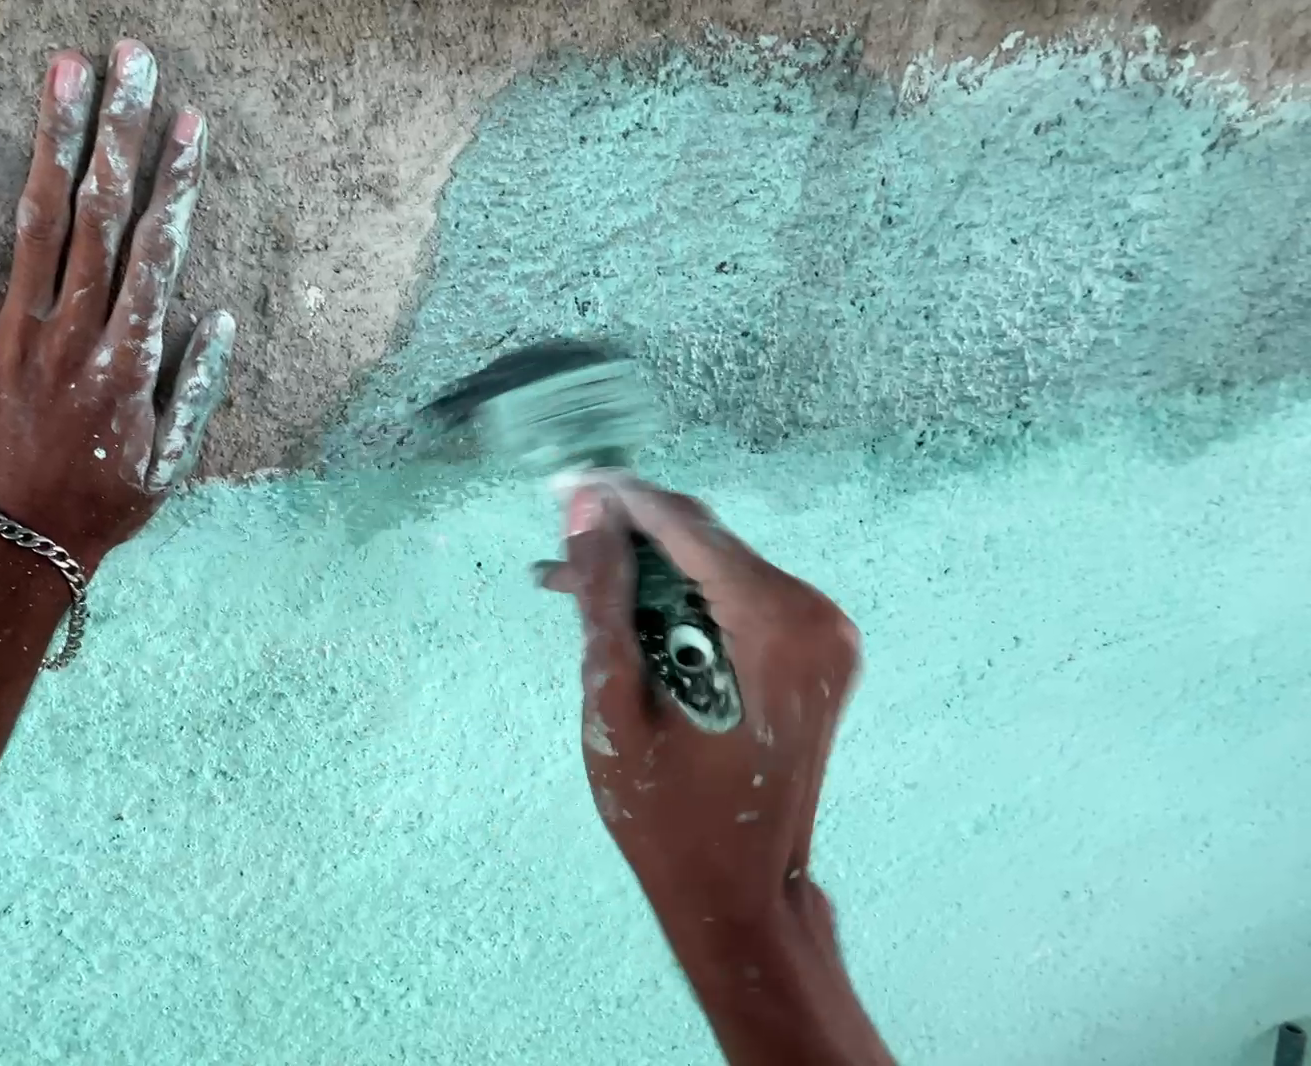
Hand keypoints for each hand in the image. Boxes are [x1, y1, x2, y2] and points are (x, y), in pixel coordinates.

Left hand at [0, 40, 234, 569]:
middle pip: (102, 218)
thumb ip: (197, 389)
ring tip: (64, 70)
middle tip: (131, 61)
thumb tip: (219, 319)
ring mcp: (16, 334)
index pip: (158, 254)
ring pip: (37, 222)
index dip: (177, 184)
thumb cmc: (106, 503)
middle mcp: (76, 334)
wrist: (22, 542)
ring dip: (52, 141)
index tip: (189, 125)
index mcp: (131, 362)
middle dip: (121, 133)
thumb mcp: (173, 461)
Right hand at [544, 477, 860, 932]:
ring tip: (569, 583)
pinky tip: (620, 613)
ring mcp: (821, 636)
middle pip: (704, 545)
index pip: (689, 528)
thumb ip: (602, 596)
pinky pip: (730, 600)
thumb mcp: (615, 699)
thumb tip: (584, 509)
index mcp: (777, 626)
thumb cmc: (666, 810)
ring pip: (712, 569)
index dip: (622, 499)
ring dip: (642, 573)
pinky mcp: (809, 653)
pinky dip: (674, 601)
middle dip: (626, 539)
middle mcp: (815, 617)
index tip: (565, 486)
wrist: (736, 893)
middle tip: (558, 543)